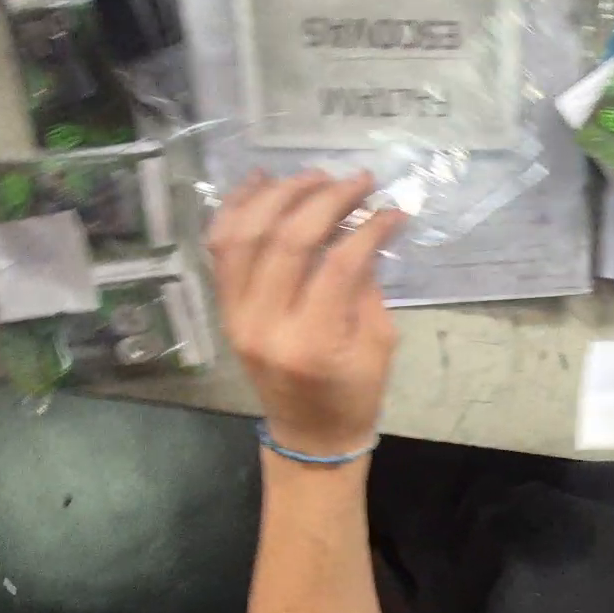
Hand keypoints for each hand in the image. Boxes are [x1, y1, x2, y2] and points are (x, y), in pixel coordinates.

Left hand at [207, 171, 405, 459]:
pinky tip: (263, 182)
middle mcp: (265, 324)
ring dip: (281, 195)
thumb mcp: (380, 346)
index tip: (393, 209)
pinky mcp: (224, 309)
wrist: (310, 435)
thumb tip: (365, 230)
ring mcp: (236, 315)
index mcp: (312, 343)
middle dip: (327, 200)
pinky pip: (220, 247)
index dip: (368, 229)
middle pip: (289, 240)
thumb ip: (368, 288)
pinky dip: (238, 208)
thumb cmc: (354, 397)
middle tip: (359, 181)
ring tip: (316, 176)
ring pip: (245, 234)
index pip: (339, 265)